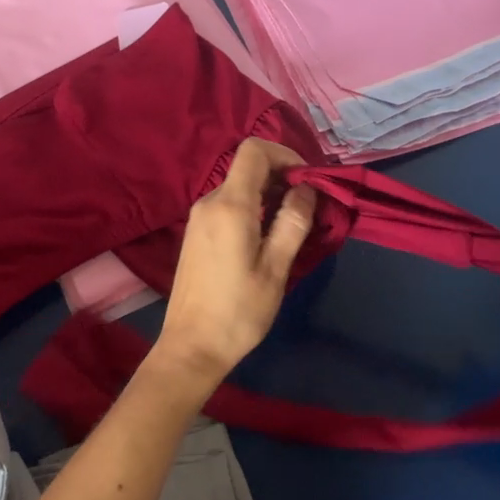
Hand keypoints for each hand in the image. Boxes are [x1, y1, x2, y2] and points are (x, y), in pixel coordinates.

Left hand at [154, 138, 317, 389]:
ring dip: (268, 194)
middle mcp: (209, 203)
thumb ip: (292, 222)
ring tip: (292, 224)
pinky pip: (228, 205)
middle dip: (281, 177)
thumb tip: (307, 190)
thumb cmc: (238, 311)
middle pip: (248, 168)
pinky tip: (267, 237)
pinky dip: (252, 208)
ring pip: (239, 187)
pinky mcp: (196, 234)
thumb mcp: (275, 269)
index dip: (284, 154)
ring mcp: (198, 218)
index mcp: (230, 206)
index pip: (254, 151)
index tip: (307, 180)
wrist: (191, 348)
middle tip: (308, 207)